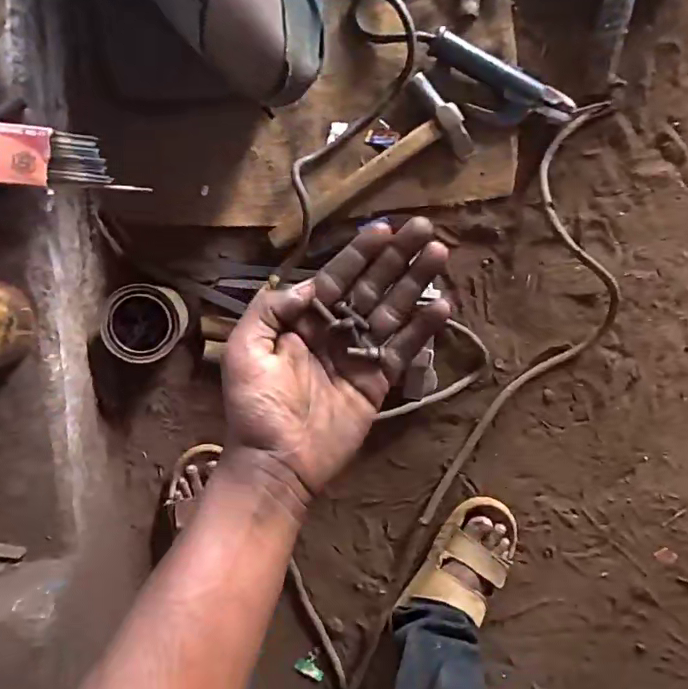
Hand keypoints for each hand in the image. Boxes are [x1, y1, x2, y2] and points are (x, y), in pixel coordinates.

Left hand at [221, 218, 450, 508]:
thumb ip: (272, 309)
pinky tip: (441, 306)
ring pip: (390, 311)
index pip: (336, 278)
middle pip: (370, 287)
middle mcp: (332, 332)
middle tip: (424, 229)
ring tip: (440, 254)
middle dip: (396, 258)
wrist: (275, 460)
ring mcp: (356, 356)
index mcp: (302, 321)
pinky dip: (421, 330)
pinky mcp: (376, 382)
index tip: (383, 228)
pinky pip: (401, 350)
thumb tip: (311, 285)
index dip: (359, 253)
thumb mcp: (247, 347)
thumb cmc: (255, 404)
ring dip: (415, 283)